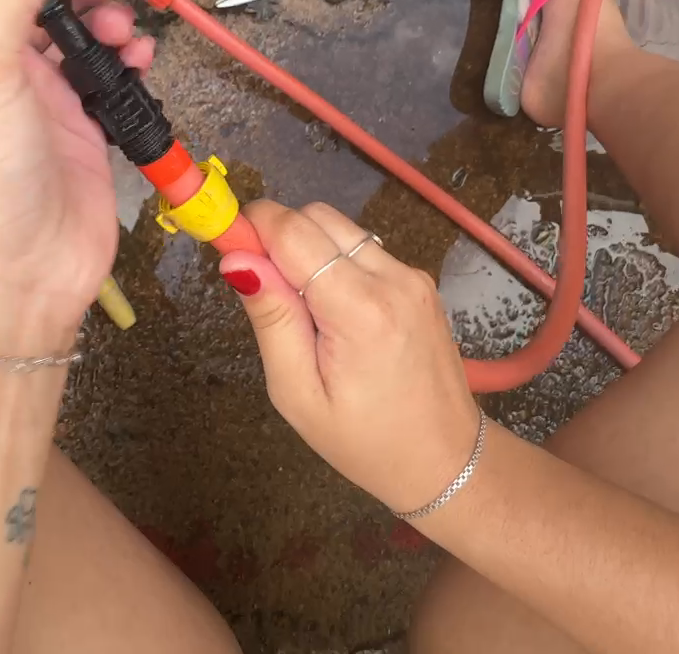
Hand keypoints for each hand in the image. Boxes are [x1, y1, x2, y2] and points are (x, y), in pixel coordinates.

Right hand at [218, 200, 481, 515]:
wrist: (447, 461)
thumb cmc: (364, 441)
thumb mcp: (297, 393)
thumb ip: (270, 318)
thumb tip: (235, 258)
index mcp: (360, 309)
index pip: (293, 230)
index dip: (253, 226)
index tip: (230, 249)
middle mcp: (392, 278)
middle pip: (315, 216)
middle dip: (278, 235)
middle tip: (263, 286)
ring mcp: (412, 274)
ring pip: (339, 226)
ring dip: (307, 247)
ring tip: (301, 306)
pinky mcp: (419, 279)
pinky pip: (361, 246)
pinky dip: (334, 259)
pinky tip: (332, 307)